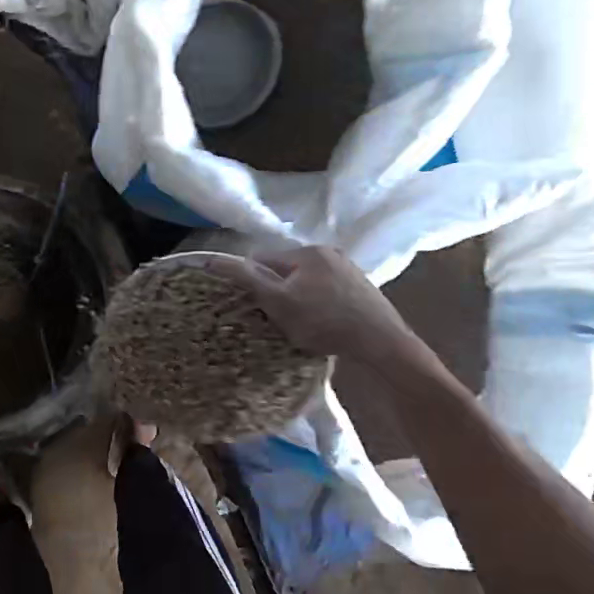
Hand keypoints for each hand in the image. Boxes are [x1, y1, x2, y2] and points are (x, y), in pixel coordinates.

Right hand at [214, 246, 435, 375]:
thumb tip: (212, 258)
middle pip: (286, 270)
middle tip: (274, 319)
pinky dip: (318, 305)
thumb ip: (246, 279)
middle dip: (276, 291)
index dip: (252, 283)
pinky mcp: (362, 289)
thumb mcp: (277, 301)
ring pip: (306, 282)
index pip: (263, 260)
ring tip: (297, 325)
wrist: (381, 342)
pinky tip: (321, 325)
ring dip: (297, 299)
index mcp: (308, 251)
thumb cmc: (324, 321)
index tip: (251, 306)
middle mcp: (329, 253)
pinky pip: (326, 292)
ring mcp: (349, 270)